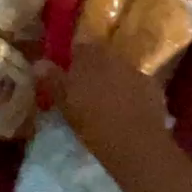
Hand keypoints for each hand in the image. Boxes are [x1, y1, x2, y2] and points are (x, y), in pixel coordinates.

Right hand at [36, 45, 171, 165]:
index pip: (78, 47)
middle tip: (84, 90)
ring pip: (119, 71)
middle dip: (93, 69)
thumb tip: (38, 63)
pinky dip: (130, 93)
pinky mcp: (153, 89)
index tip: (67, 75)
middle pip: (100, 57)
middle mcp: (114, 57)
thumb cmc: (92, 121)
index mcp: (90, 55)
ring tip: (105, 102)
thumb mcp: (64, 102)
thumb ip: (51, 79)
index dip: (72, 60)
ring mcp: (136, 71)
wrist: (135, 143)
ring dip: (112, 80)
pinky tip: (126, 110)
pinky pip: (136, 86)